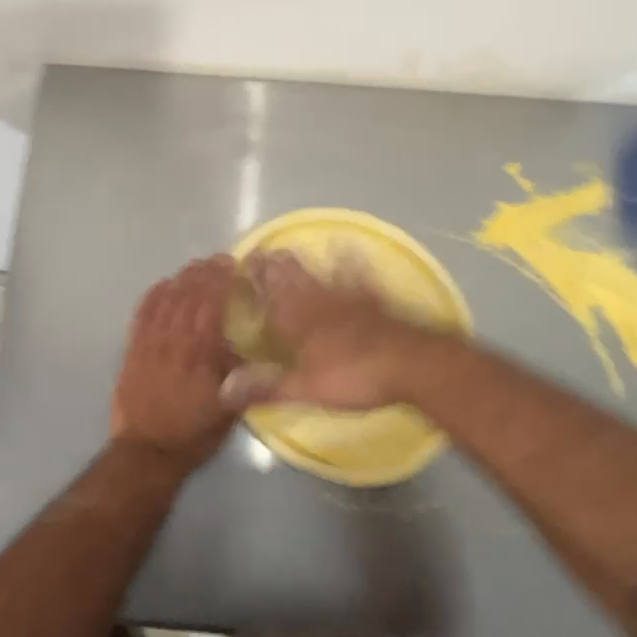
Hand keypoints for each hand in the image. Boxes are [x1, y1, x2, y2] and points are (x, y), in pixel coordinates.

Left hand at [109, 255, 241, 474]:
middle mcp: (174, 339)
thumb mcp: (229, 408)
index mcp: (200, 352)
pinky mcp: (133, 349)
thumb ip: (241, 375)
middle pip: (189, 294)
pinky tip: (163, 284)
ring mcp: (150, 342)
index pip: (212, 303)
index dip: (222, 281)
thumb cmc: (193, 433)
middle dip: (204, 273)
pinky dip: (153, 294)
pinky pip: (142, 312)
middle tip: (218, 261)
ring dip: (182, 279)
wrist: (146, 451)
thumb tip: (253, 349)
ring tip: (195, 268)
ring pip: (166, 299)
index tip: (234, 266)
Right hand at [224, 250, 440, 410]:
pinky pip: (356, 273)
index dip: (251, 282)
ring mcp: (347, 296)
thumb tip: (223, 390)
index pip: (266, 296)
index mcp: (297, 321)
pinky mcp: (373, 298)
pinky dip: (348, 259)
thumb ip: (266, 388)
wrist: (412, 364)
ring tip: (287, 248)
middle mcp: (317, 302)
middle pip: (289, 278)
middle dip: (272, 266)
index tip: (237, 268)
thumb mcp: (306, 389)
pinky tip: (346, 245)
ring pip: (317, 272)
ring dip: (300, 261)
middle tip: (259, 253)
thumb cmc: (355, 378)